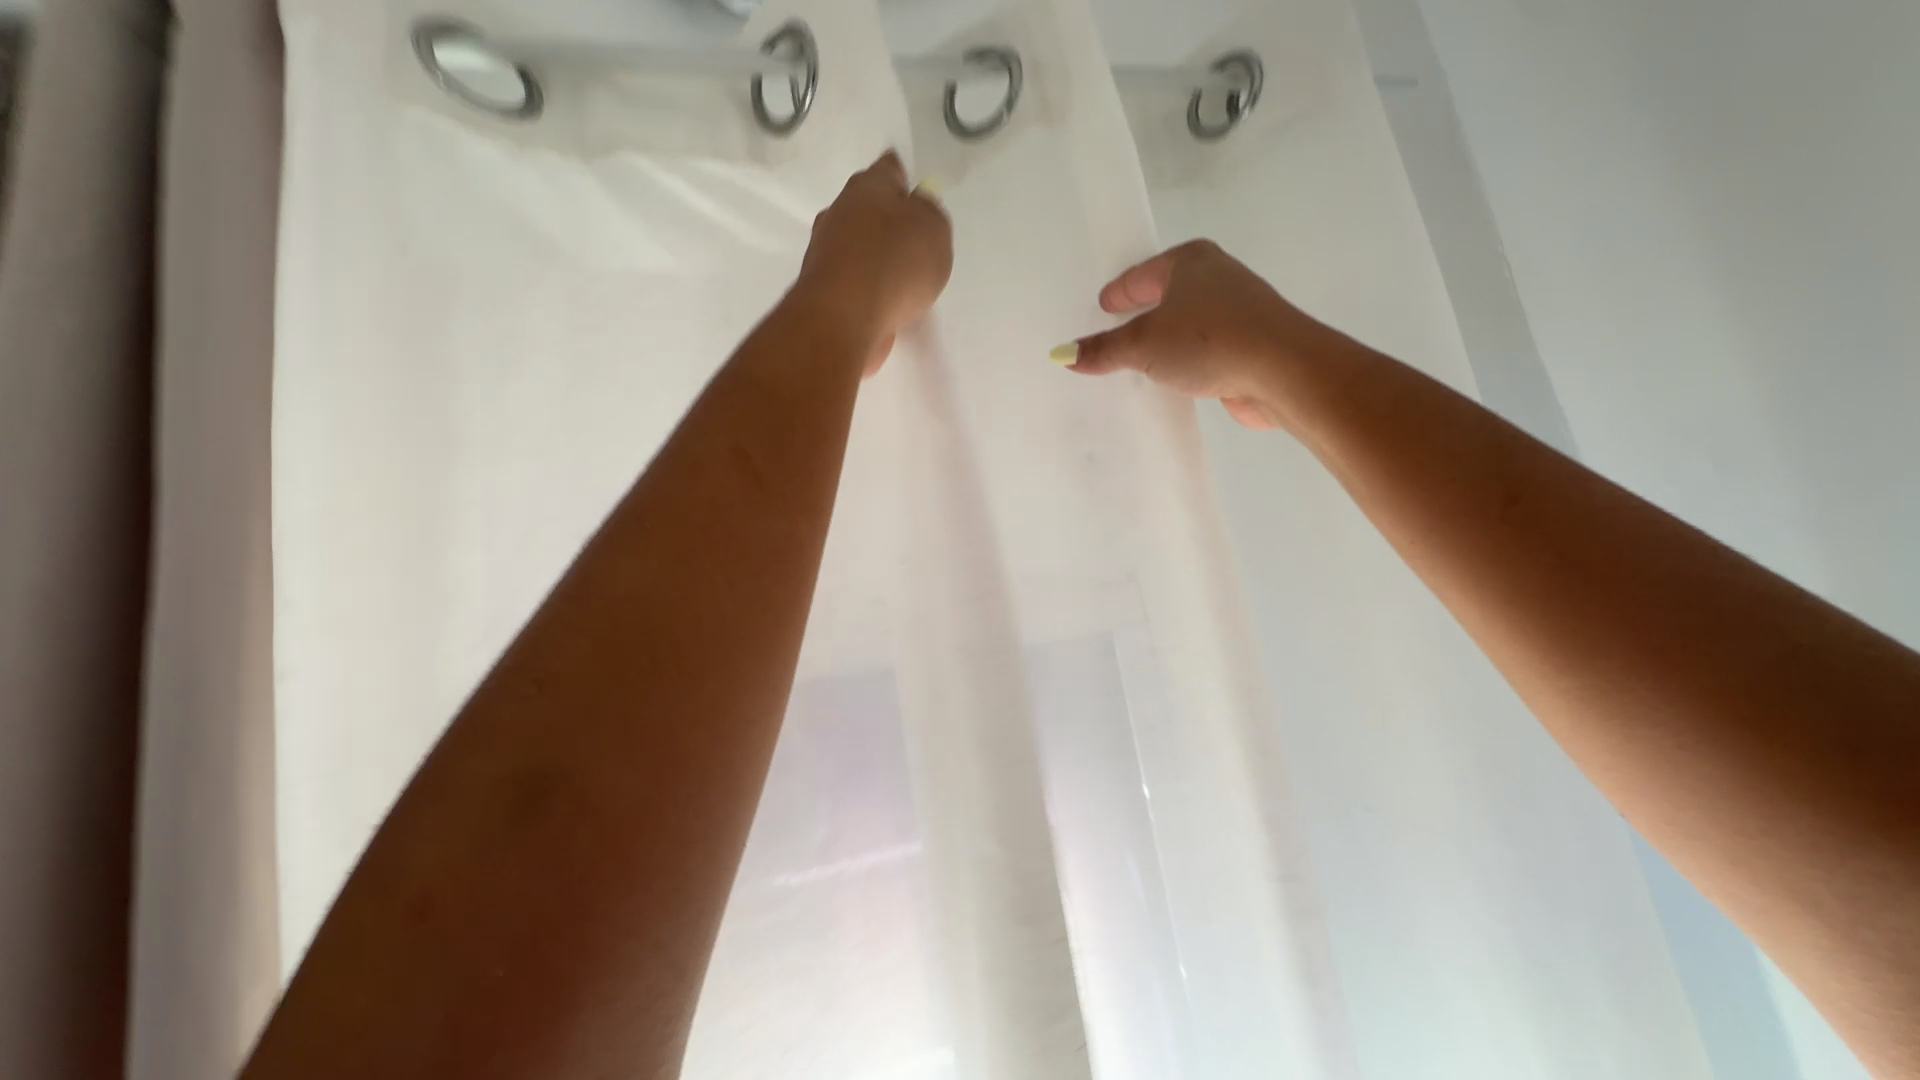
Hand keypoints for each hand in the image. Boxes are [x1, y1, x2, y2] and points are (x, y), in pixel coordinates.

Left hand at [793, 151, 953, 375]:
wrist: (844, 318)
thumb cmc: (895, 262)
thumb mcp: (934, 228)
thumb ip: (930, 214)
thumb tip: (915, 209)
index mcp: (868, 186)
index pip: (890, 168)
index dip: (906, 178)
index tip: (918, 194)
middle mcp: (839, 212)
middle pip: (869, 209)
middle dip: (890, 223)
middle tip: (916, 244)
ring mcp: (825, 252)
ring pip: (859, 248)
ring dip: (878, 260)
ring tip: (905, 284)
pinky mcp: (823, 289)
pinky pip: (854, 283)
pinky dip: (869, 291)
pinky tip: (886, 307)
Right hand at [1065, 240, 1335, 430]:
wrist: (1283, 370)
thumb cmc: (1208, 340)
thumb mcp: (1143, 345)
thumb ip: (1103, 350)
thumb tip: (1061, 354)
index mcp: (1190, 261)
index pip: (1140, 274)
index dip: (1118, 292)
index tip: (1102, 306)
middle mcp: (1217, 277)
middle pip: (1166, 295)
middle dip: (1142, 313)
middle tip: (1112, 331)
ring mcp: (1238, 311)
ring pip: (1187, 323)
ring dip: (1166, 340)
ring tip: (1137, 360)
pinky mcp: (1250, 345)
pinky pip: (1204, 350)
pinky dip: (1186, 361)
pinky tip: (1172, 379)